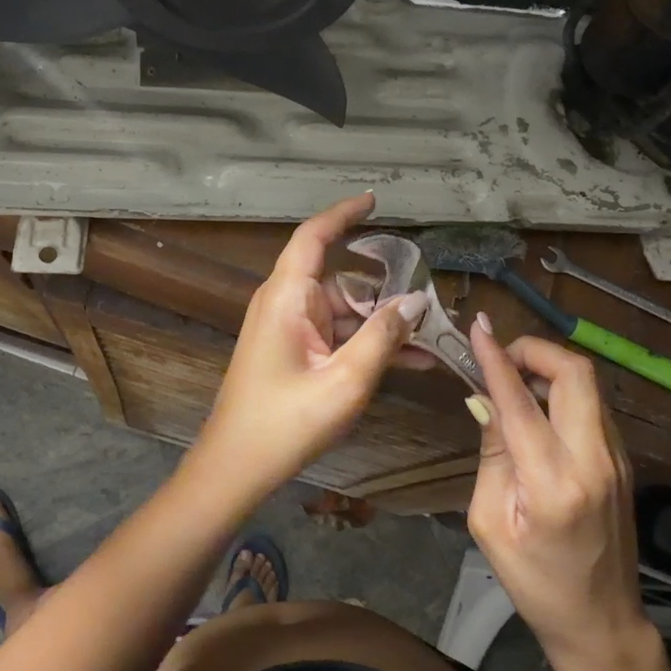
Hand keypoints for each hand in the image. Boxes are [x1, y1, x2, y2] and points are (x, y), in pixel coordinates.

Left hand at [193, 193, 427, 497]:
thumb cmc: (285, 423)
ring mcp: (289, 328)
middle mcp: (285, 303)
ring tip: (432, 339)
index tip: (374, 201)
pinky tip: (412, 360)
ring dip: (383, 325)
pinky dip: (367, 344)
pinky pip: (337, 336)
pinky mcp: (294, 351)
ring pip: (345, 311)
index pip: (314, 236)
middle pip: (342, 280)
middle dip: (386, 290)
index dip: (343, 214)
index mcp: (288, 297)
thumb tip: (416, 300)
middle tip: (433, 304)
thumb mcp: (345, 381)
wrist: (236, 468)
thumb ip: (383, 337)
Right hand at [465, 325, 650, 661]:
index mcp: (554, 482)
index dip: (496, 358)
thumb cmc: (535, 581)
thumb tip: (486, 400)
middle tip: (501, 356)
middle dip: (535, 349)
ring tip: (514, 382)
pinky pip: (593, 406)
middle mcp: (594, 459)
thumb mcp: (490, 523)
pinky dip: (563, 391)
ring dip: (550, 368)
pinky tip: (539, 409)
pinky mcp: (623, 460)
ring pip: (588, 384)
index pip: (520, 401)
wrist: (601, 620)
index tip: (478, 328)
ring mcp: (617, 457)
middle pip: (575, 372)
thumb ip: (492, 454)